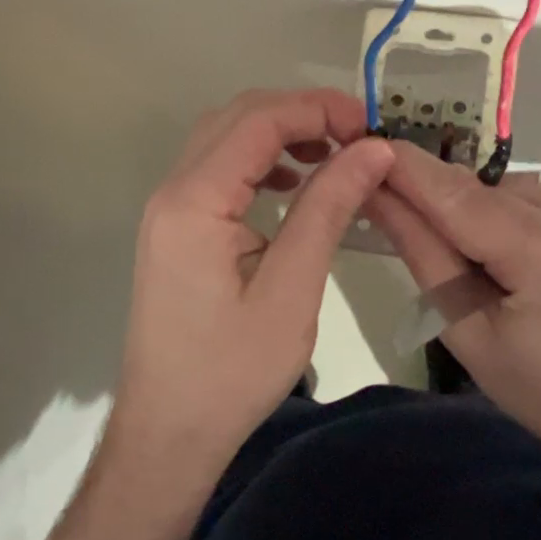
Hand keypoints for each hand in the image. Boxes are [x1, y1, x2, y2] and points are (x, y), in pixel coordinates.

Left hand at [110, 89, 394, 472]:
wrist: (169, 430)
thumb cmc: (232, 371)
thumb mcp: (292, 290)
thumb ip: (328, 209)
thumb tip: (374, 149)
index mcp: (194, 201)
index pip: (258, 121)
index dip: (318, 109)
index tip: (372, 125)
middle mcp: (171, 193)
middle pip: (236, 120)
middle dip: (299, 114)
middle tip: (359, 137)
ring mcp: (167, 212)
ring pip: (223, 142)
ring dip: (278, 136)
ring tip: (334, 156)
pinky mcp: (174, 233)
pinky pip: (216, 175)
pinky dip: (258, 165)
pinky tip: (293, 186)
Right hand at [367, 142, 540, 474]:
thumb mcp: (470, 334)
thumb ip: (423, 253)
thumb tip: (377, 190)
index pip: (461, 198)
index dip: (410, 172)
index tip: (367, 151)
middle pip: (494, 192)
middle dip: (467, 217)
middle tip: (470, 269)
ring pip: (526, 186)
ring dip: (507, 215)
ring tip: (523, 272)